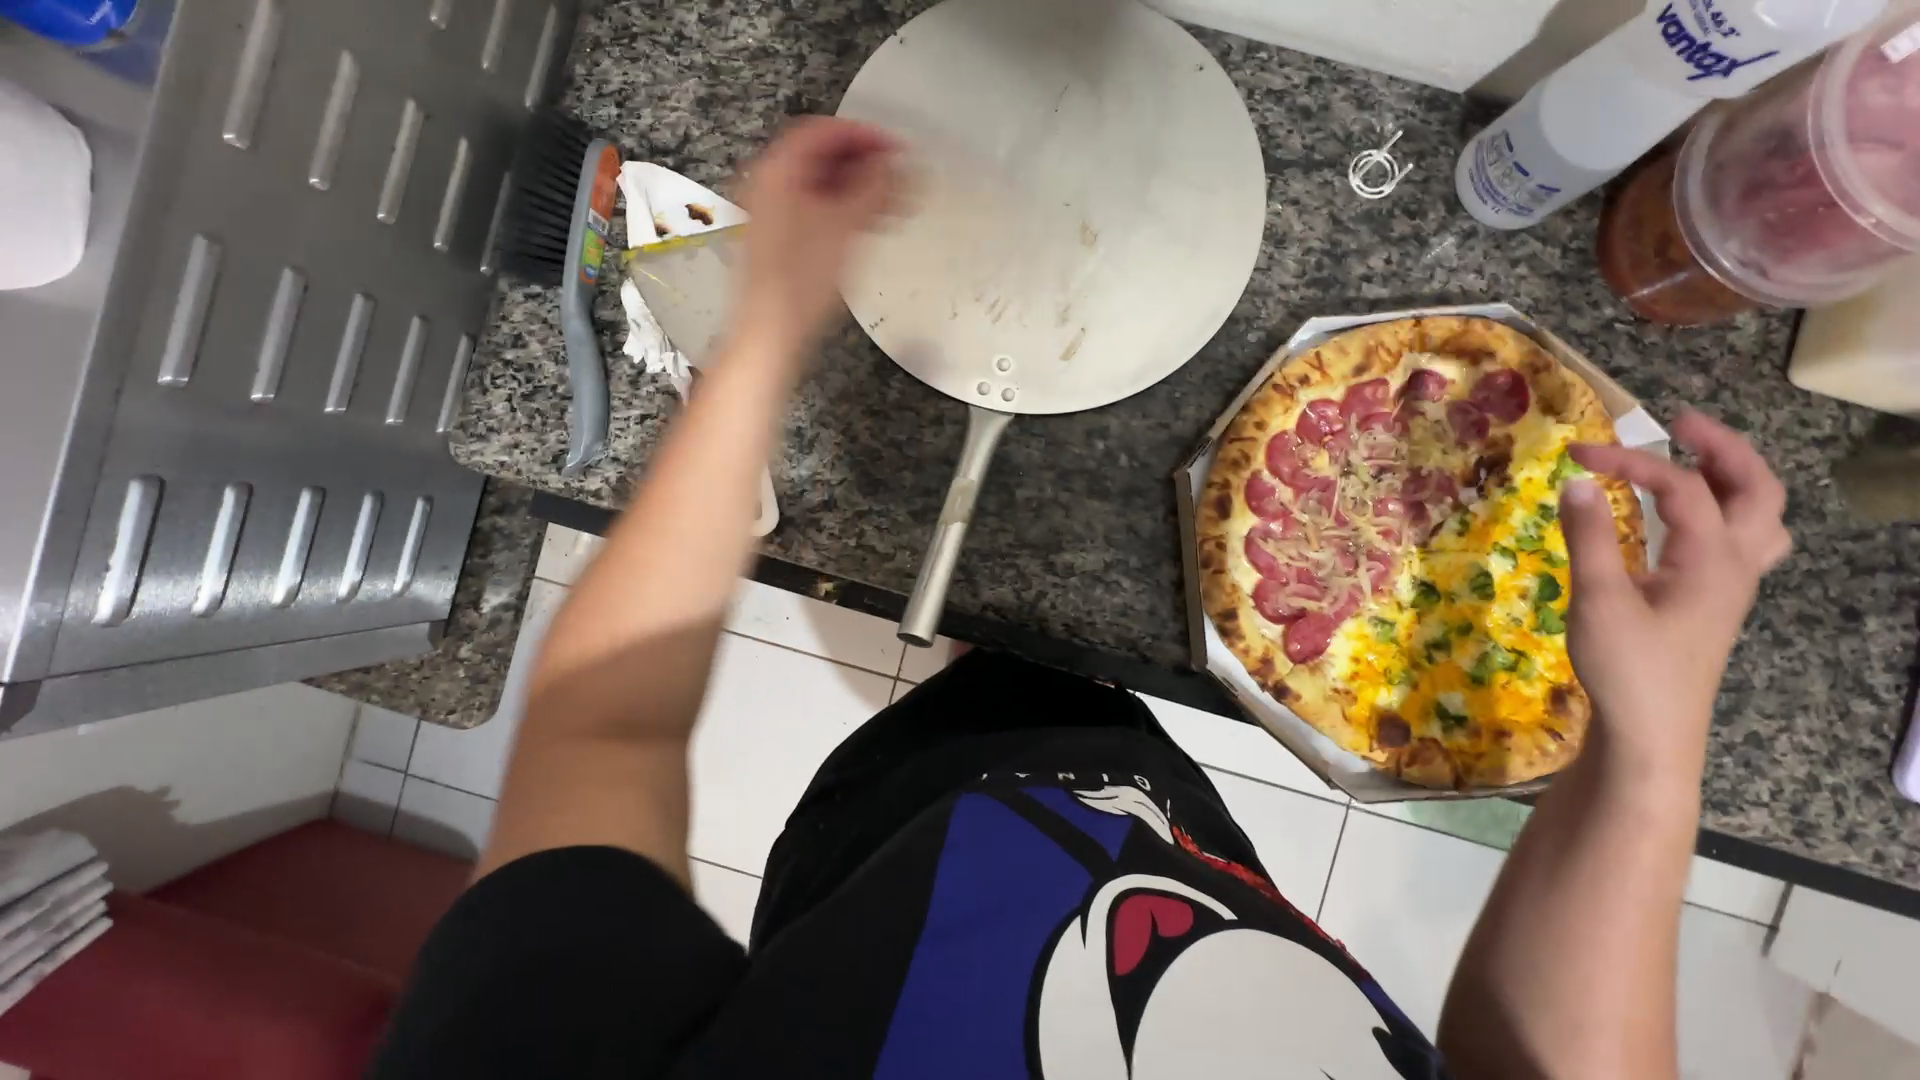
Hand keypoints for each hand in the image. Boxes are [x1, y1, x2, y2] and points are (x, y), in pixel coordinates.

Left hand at [734, 116, 899, 352]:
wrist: (773, 331)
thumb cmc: (797, 283)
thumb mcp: (846, 225)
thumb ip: (875, 186)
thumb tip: (894, 164)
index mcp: (778, 172)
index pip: (824, 131)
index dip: (864, 134)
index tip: (895, 148)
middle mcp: (771, 187)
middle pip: (823, 158)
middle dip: (866, 163)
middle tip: (899, 174)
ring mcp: (775, 215)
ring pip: (824, 186)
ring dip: (861, 188)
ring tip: (895, 201)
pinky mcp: (784, 242)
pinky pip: (820, 211)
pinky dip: (848, 211)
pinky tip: (872, 224)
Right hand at [1558, 411, 1792, 776]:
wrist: (1652, 730)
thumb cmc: (1628, 666)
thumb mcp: (1598, 600)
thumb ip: (1588, 538)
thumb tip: (1576, 483)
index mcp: (1712, 559)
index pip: (1680, 487)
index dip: (1629, 461)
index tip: (1575, 453)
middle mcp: (1735, 565)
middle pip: (1757, 490)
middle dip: (1723, 448)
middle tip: (1677, 424)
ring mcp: (1731, 586)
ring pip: (1761, 518)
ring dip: (1735, 480)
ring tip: (1694, 461)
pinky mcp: (1713, 603)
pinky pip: (1740, 542)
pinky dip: (1722, 514)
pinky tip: (1685, 522)